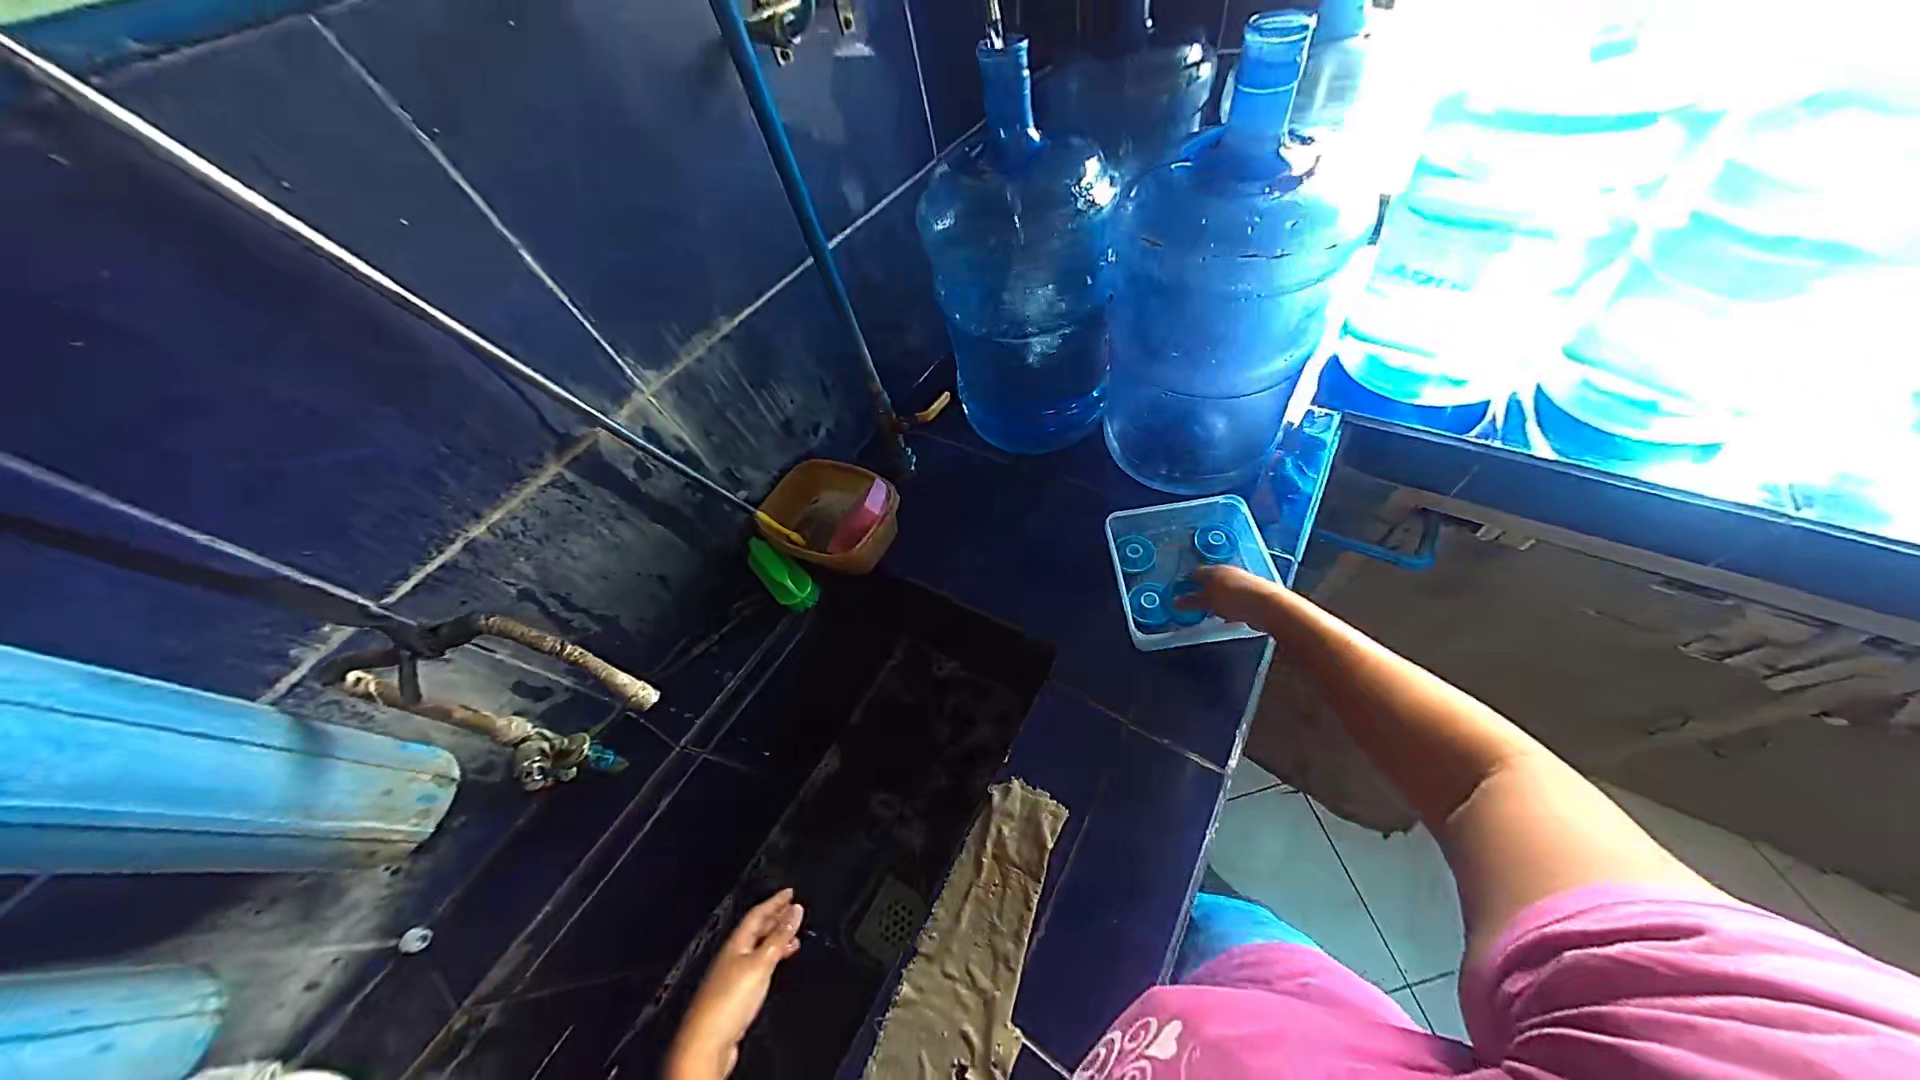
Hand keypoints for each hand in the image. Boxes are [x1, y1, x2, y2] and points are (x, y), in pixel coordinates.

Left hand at [666, 888, 804, 1079]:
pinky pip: (757, 966)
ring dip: (775, 939)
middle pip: (756, 930)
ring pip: (757, 948)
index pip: (757, 914)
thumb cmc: (726, 1003)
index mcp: (735, 943)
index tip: (789, 893)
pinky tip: (775, 967)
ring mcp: (731, 976)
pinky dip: (771, 960)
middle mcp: (732, 956)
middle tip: (793, 910)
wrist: (705, 1044)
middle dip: (776, 918)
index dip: (775, 902)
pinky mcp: (735, 995)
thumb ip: (779, 936)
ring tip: (792, 937)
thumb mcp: (761, 962)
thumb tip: (795, 911)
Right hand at [1177, 565, 1285, 630]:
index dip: (1186, 581)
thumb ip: (1191, 601)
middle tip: (1192, 602)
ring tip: (1209, 612)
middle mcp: (1229, 573)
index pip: (1196, 572)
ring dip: (1216, 599)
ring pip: (1223, 590)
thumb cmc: (1233, 599)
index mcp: (1215, 570)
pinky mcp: (1253, 596)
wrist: (1269, 606)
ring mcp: (1242, 583)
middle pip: (1210, 580)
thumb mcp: (1207, 601)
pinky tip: (1227, 617)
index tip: (1178, 591)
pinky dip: (1228, 607)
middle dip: (1202, 590)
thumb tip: (1175, 602)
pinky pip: (1235, 600)